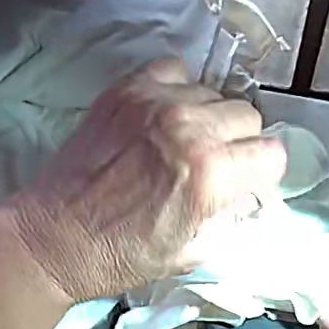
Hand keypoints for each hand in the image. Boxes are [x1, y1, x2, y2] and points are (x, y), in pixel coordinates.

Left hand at [0, 59, 287, 302]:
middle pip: (248, 116)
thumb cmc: (121, 257)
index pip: (272, 154)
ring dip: (209, 117)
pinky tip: (163, 118)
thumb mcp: (189, 255)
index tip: (245, 185)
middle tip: (215, 167)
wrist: (55, 238)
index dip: (262, 175)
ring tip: (184, 143)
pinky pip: (175, 71)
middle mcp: (189, 128)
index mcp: (209, 175)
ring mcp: (155, 102)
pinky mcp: (126, 90)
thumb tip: (246, 200)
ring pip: (214, 93)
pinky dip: (177, 91)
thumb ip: (228, 222)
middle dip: (240, 144)